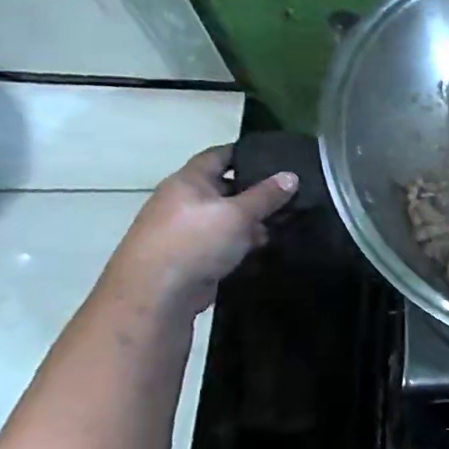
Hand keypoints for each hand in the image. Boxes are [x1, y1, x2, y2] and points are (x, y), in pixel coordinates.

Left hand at [108, 145, 297, 311]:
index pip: (218, 155)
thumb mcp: (238, 215)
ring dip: (248, 225)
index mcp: (188, 181)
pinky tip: (260, 252)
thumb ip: (265, 196)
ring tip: (281, 228)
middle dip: (253, 194)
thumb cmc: (196, 242)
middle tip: (287, 198)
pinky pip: (219, 246)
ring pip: (223, 220)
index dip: (243, 153)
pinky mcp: (189, 259)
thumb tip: (291, 176)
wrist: (157, 295)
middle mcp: (182, 201)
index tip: (272, 158)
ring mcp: (183, 232)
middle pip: (222, 189)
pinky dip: (238, 247)